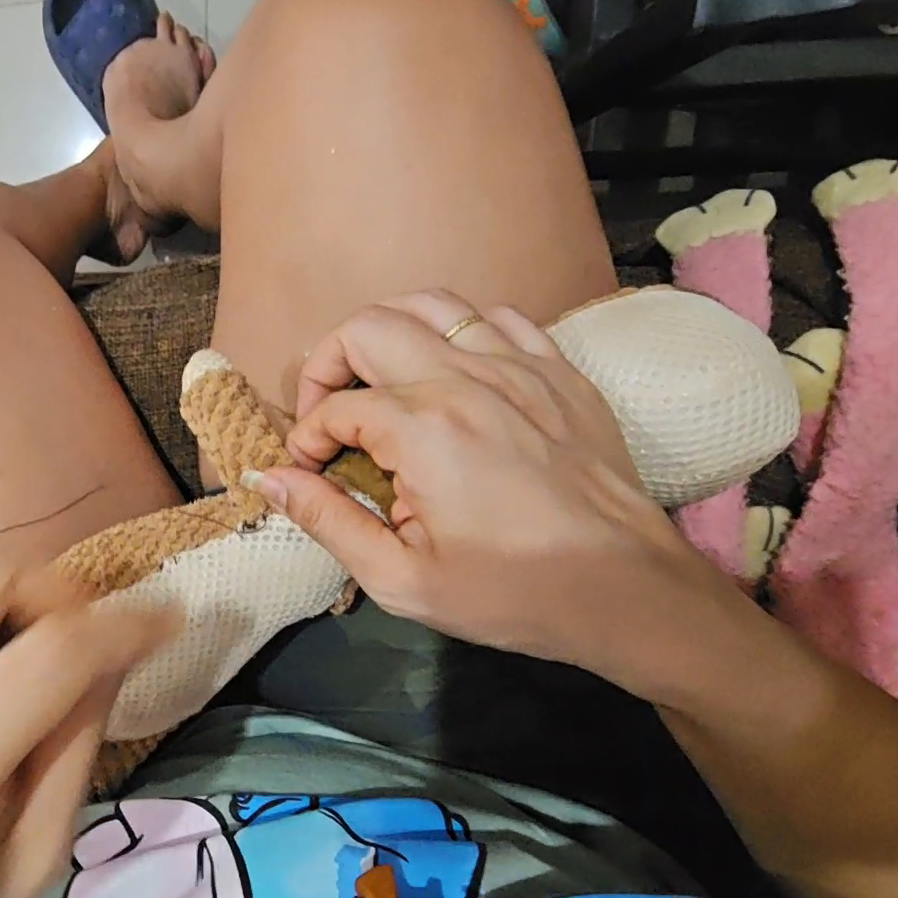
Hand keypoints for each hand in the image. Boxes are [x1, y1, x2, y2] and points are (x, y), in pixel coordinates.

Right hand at [248, 291, 729, 684]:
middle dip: (327, 367)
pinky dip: (455, 334)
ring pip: (429, 304)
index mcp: (423, 431)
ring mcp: (520, 366)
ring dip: (385, 336)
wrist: (629, 591)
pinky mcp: (559, 370)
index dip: (305, 440)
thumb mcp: (398, 578)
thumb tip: (268, 479)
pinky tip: (450, 376)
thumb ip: (326, 520)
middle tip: (328, 418)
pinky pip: (495, 317)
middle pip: (368, 327)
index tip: (309, 475)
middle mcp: (466, 380)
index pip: (335, 408)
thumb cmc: (508, 593)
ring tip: (377, 383)